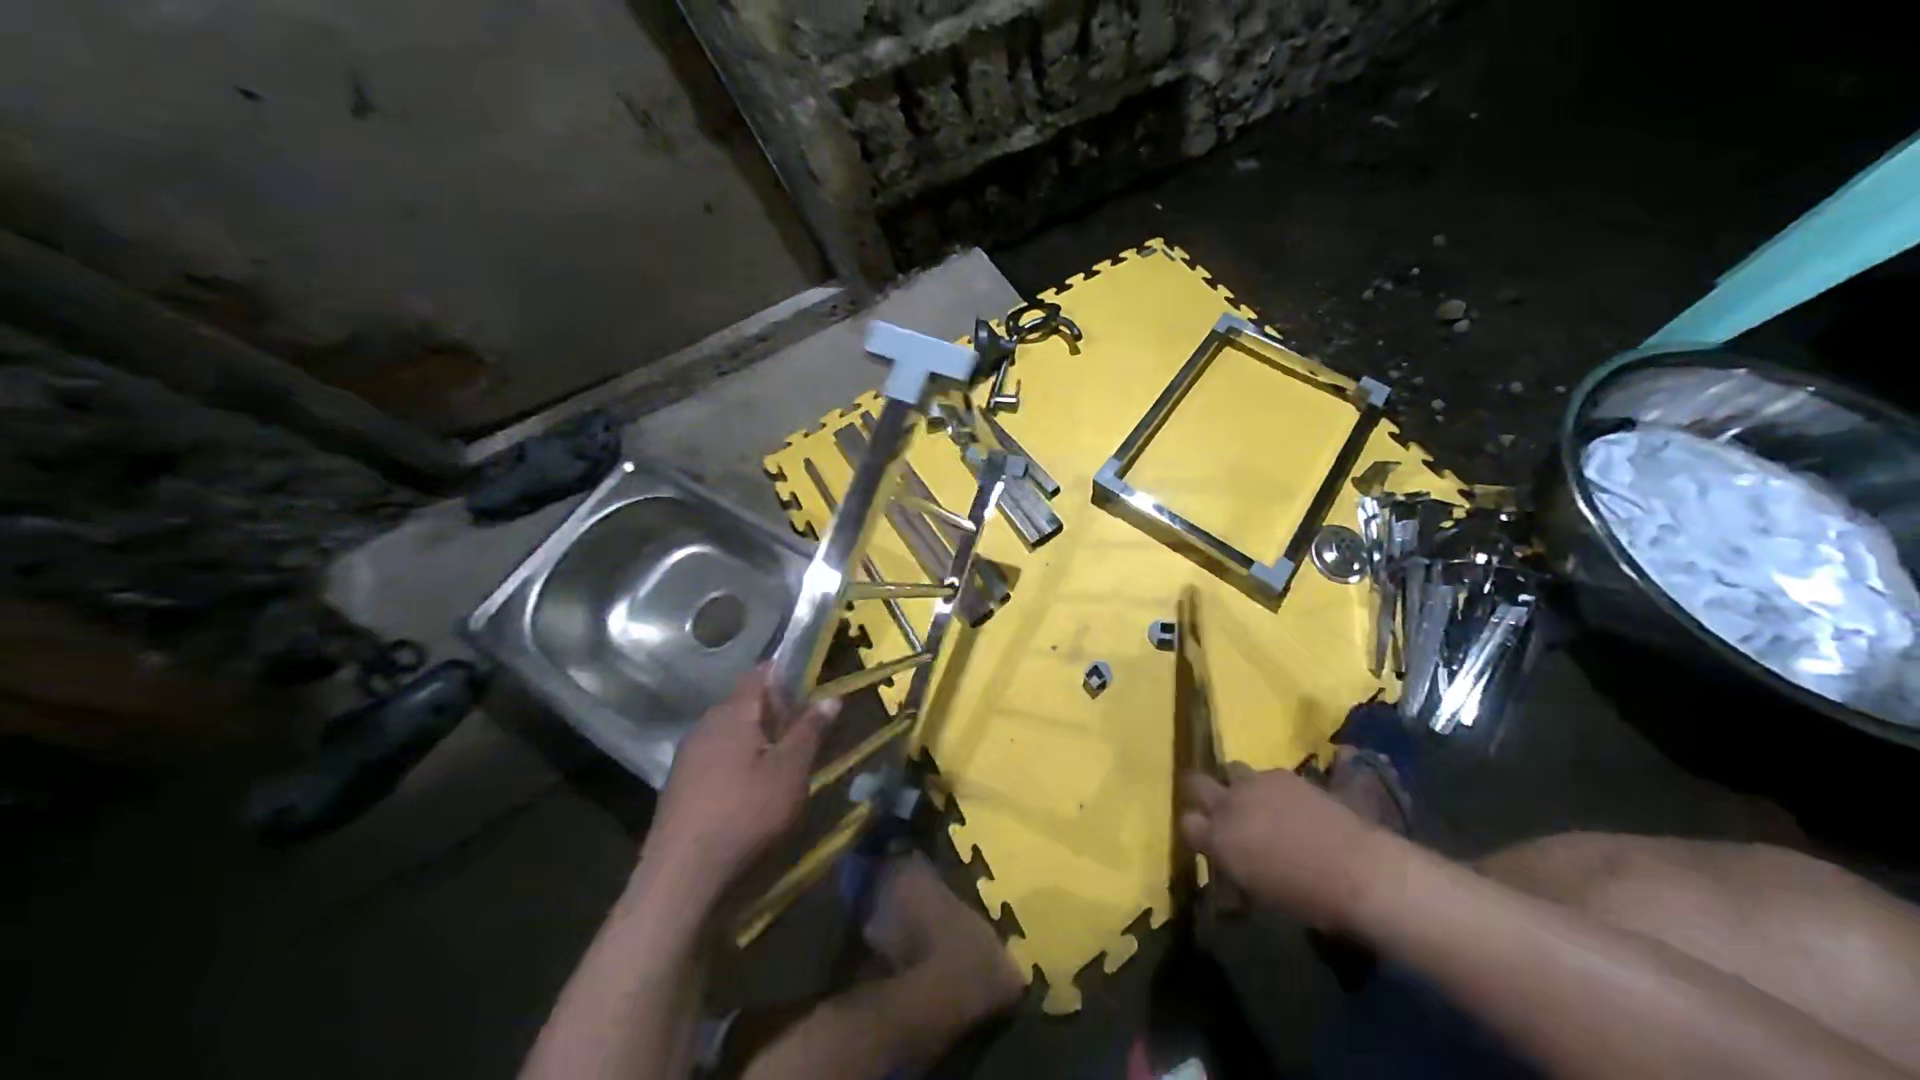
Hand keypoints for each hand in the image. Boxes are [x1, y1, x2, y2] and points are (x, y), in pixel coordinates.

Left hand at [641, 666, 840, 904]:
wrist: (682, 876)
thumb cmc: (746, 814)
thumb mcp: (790, 772)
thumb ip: (810, 731)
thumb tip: (831, 697)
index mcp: (732, 713)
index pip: (759, 674)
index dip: (786, 673)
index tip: (812, 681)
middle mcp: (705, 724)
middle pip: (744, 703)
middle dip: (774, 708)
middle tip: (805, 725)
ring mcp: (688, 755)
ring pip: (729, 731)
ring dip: (756, 736)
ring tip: (783, 757)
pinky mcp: (681, 784)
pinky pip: (716, 755)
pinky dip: (738, 759)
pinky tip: (751, 785)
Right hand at [1178, 763, 1395, 929]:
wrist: (1357, 870)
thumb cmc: (1307, 898)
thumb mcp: (1258, 893)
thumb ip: (1234, 870)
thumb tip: (1228, 865)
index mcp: (1218, 839)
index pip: (1186, 822)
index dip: (1195, 830)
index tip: (1207, 840)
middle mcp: (1229, 804)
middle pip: (1195, 783)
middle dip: (1201, 794)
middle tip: (1218, 810)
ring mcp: (1255, 784)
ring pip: (1232, 772)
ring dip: (1238, 787)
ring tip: (1260, 806)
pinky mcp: (1283, 775)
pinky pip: (1265, 777)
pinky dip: (1270, 790)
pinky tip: (1293, 808)